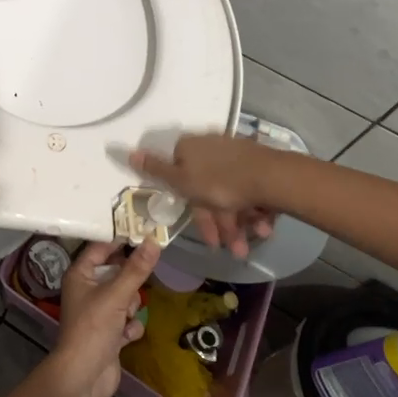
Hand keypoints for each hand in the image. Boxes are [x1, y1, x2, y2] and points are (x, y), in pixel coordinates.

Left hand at [37, 239, 160, 396]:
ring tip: (126, 316)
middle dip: (128, 283)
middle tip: (135, 286)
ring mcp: (98, 313)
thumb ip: (136, 269)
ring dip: (130, 307)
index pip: (100, 248)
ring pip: (124, 297)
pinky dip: (129, 327)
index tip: (142, 235)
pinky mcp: (109, 333)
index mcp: (80, 274)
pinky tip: (126, 336)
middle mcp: (87, 290)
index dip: (119, 242)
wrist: (84, 375)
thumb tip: (154, 241)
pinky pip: (126, 320)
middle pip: (116, 273)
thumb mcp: (115, 295)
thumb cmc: (93, 328)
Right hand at [129, 134, 279, 257]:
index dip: (191, 207)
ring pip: (231, 194)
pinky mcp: (256, 164)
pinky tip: (263, 227)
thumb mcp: (181, 180)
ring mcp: (235, 155)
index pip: (181, 175)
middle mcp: (209, 147)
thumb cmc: (218, 182)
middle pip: (208, 190)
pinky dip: (254, 211)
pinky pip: (250, 190)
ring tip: (248, 246)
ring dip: (238, 224)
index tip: (205, 235)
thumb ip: (156, 169)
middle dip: (219, 223)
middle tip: (233, 249)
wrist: (268, 177)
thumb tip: (129, 152)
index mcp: (189, 148)